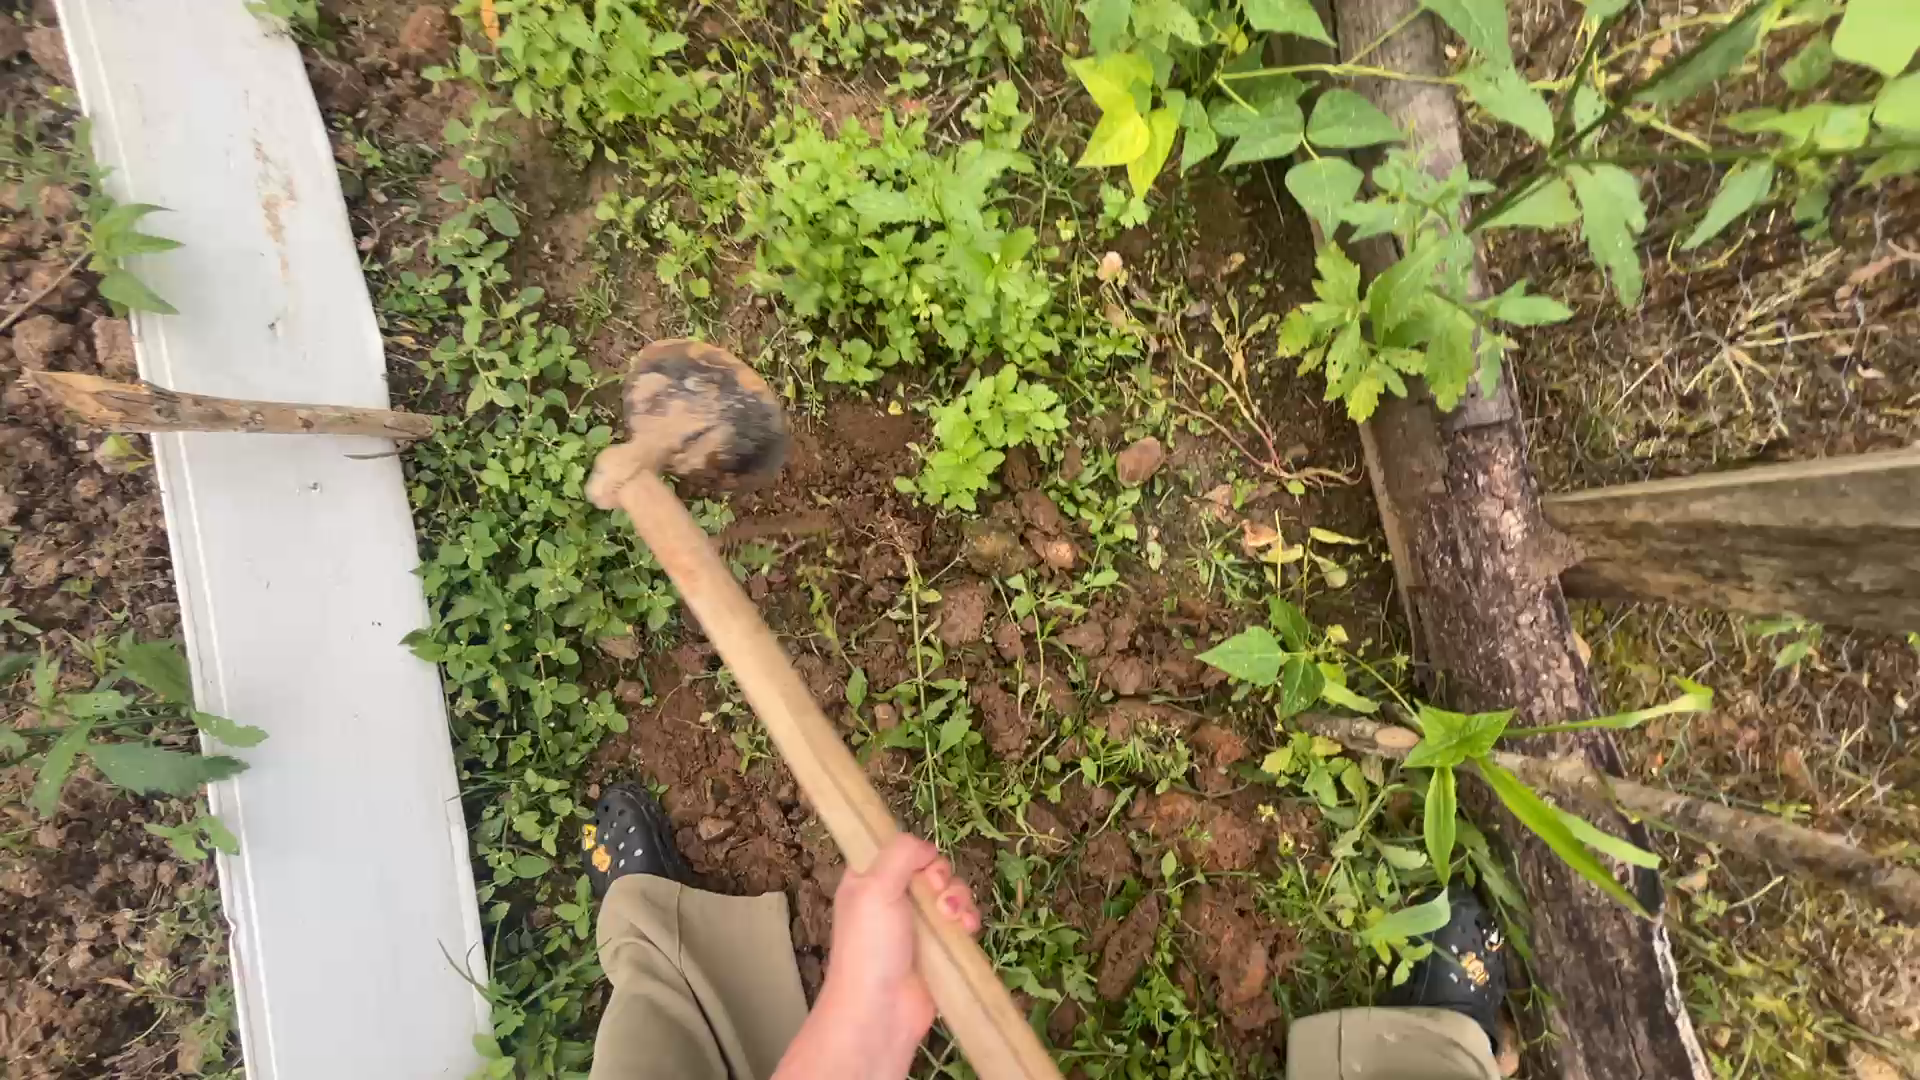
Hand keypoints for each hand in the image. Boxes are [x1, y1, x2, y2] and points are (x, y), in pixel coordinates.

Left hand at [772, 833, 980, 1079]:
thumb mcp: (874, 887)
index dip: (914, 851)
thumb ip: (900, 853)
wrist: (880, 1012)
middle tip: (936, 891)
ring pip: (950, 891)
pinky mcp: (939, 946)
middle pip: (930, 867)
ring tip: (953, 915)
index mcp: (869, 879)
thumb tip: (927, 848)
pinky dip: (968, 918)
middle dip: (941, 876)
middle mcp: (892, 897)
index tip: (920, 864)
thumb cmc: (869, 947)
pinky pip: (962, 918)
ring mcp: (917, 923)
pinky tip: (967, 928)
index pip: (898, 848)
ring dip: (958, 897)